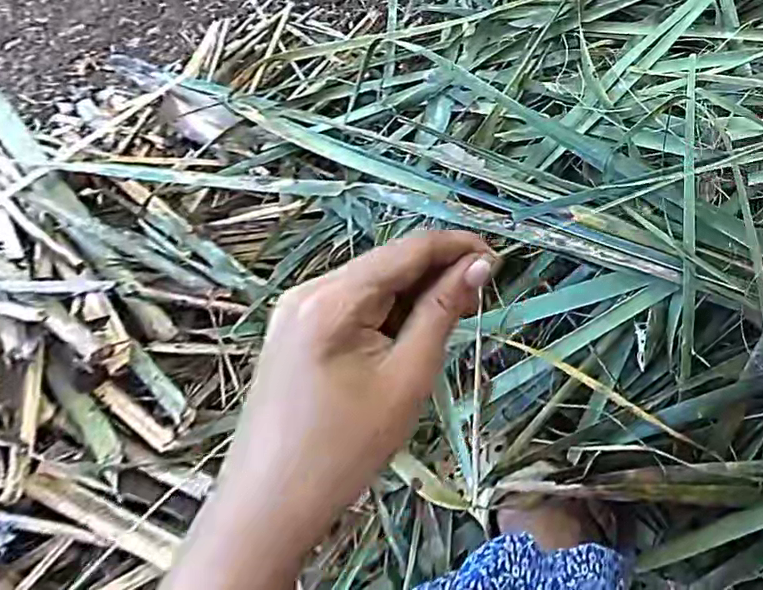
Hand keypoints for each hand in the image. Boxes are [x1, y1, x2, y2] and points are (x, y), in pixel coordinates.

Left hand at [166, 232, 495, 588]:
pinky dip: (395, 307)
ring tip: (453, 318)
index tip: (497, 263)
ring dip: (421, 290)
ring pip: (379, 278)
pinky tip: (414, 330)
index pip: (412, 247)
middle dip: (442, 270)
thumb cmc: (343, 449)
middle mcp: (311, 290)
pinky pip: (360, 300)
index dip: (460, 246)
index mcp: (333, 299)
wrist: (265, 516)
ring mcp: (299, 309)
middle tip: (479, 299)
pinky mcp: (299, 328)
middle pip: (394, 260)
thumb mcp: (408, 374)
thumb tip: (480, 262)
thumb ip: (444, 308)